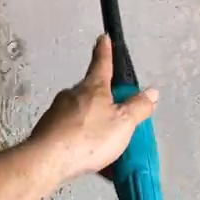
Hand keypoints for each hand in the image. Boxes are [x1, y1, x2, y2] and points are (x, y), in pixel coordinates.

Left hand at [27, 34, 157, 182]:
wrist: (48, 160)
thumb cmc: (89, 137)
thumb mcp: (123, 123)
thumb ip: (138, 108)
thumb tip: (152, 92)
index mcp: (93, 88)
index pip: (102, 63)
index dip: (106, 51)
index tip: (104, 37)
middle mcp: (72, 95)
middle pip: (92, 93)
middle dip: (105, 103)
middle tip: (118, 118)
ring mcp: (57, 113)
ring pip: (82, 116)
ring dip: (95, 128)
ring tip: (108, 150)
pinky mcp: (48, 132)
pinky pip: (72, 134)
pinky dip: (84, 144)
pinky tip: (92, 161)